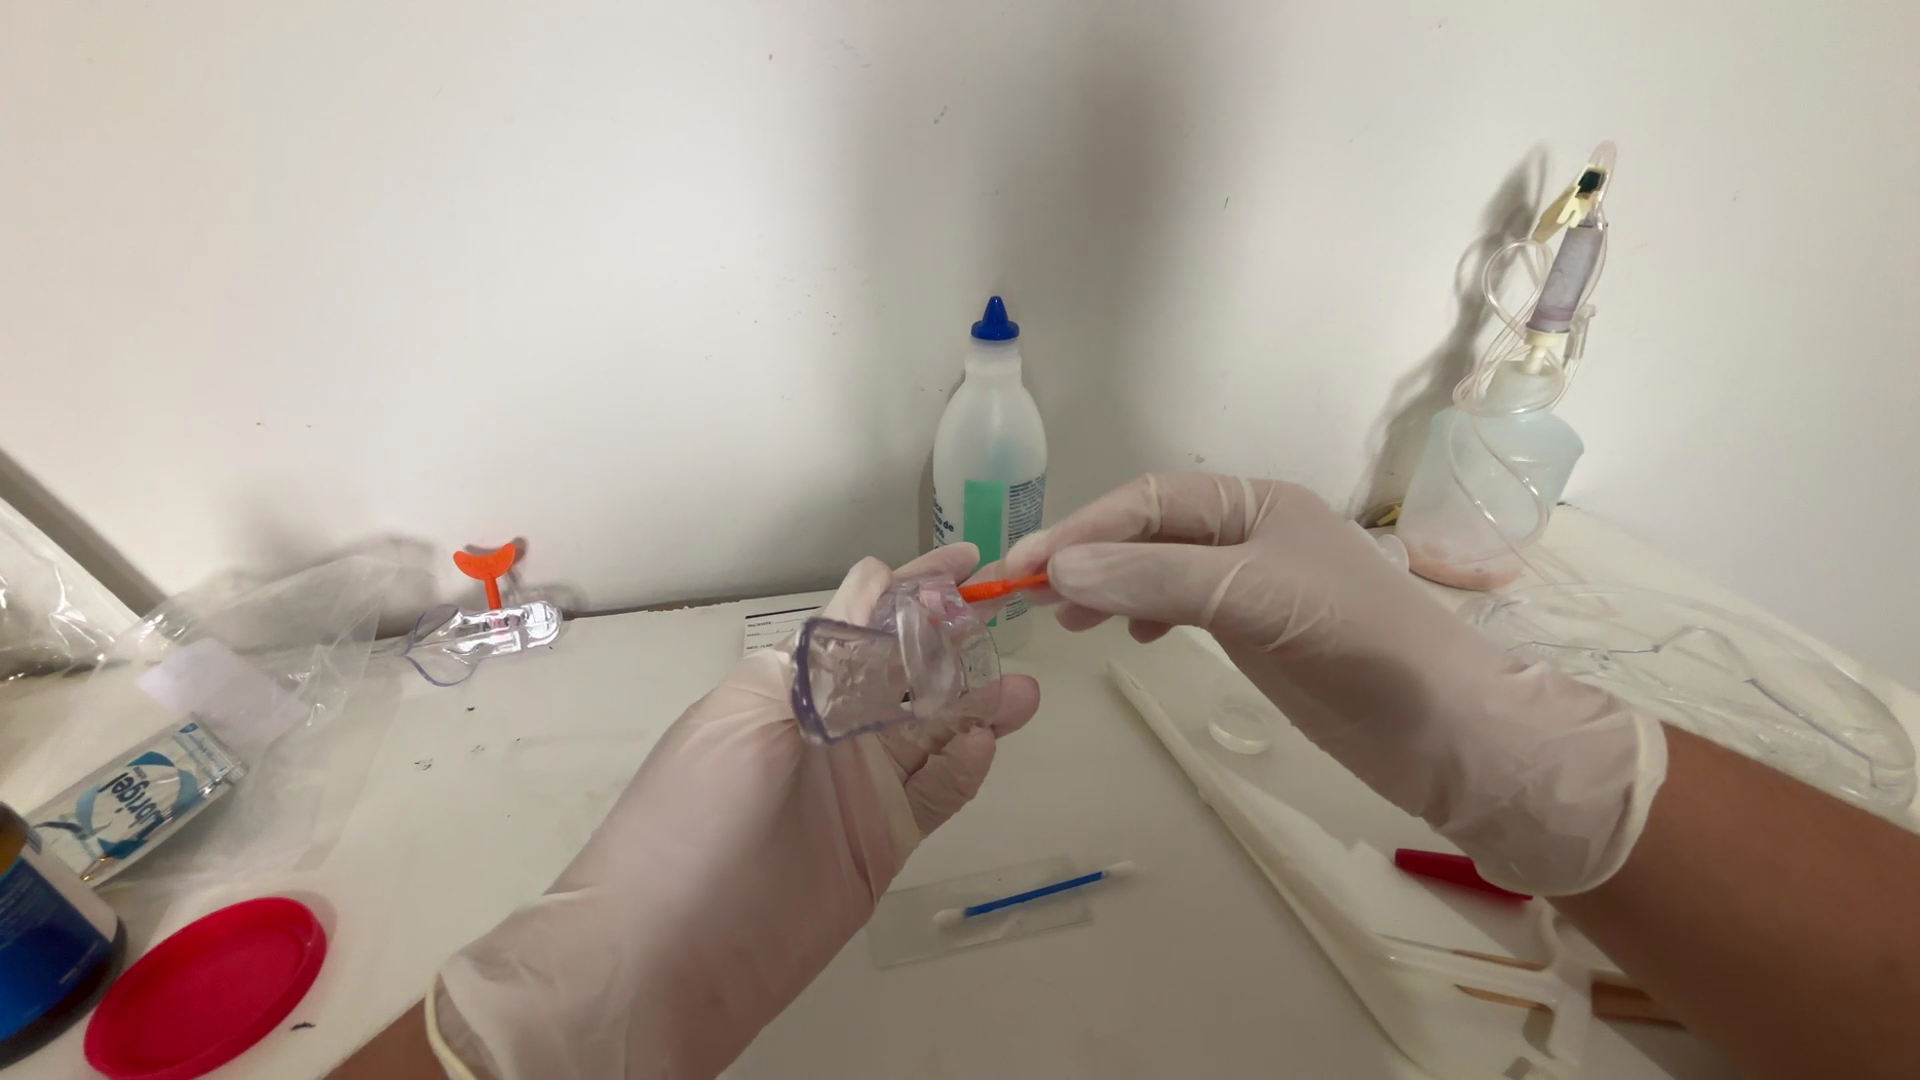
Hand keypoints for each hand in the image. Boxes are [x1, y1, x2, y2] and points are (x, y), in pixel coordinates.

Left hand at [430, 544, 1039, 1079]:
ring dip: (978, 705)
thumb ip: (824, 654)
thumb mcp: (752, 714)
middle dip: (957, 641)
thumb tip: (872, 578)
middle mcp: (837, 726)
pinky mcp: (884, 837)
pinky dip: (964, 768)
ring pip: (936, 729)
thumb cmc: (697, 813)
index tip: (966, 563)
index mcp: (798, 684)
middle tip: (1004, 619)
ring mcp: (863, 784)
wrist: (666, 958)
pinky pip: (937, 792)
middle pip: (911, 671)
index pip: (866, 619)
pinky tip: (984, 747)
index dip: (915, 587)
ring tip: (1021, 692)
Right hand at [1006, 473, 1664, 894]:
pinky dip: (1142, 611)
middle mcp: (1246, 533)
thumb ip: (1154, 579)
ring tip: (1067, 618)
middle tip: (1030, 593)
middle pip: (1146, 532)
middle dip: (1088, 557)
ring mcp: (1249, 580)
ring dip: (1108, 585)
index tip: (1025, 565)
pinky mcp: (1252, 624)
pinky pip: (1179, 603)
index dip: (1082, 530)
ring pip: (1157, 568)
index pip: (1147, 503)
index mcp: (1253, 504)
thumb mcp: (1250, 598)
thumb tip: (1062, 570)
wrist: (1446, 730)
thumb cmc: (1357, 646)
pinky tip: (1128, 632)